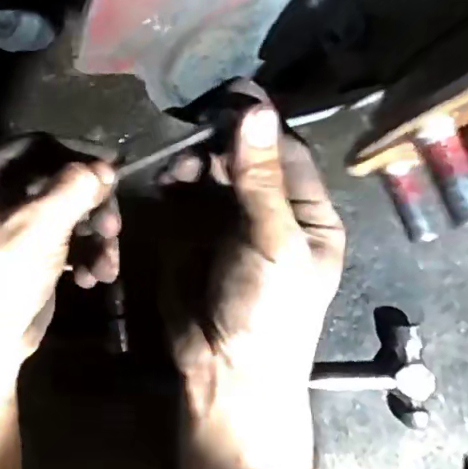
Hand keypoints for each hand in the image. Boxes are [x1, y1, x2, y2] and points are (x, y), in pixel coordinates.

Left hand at [0, 140, 115, 468]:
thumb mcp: (39, 225)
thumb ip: (75, 187)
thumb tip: (106, 166)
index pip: (39, 146)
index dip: (80, 158)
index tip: (117, 176)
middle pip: (56, 181)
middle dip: (91, 207)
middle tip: (114, 229)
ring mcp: (4, 227)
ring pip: (64, 214)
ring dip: (93, 237)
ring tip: (107, 267)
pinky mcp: (21, 257)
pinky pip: (60, 242)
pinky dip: (80, 256)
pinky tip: (90, 279)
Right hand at [159, 84, 344, 468]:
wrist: (225, 371)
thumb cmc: (268, 311)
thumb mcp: (274, 243)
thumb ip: (260, 179)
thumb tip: (256, 111)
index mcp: (306, 212)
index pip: (283, 152)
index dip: (257, 124)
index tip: (226, 96)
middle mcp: (266, 211)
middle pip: (242, 159)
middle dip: (216, 143)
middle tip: (189, 134)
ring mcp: (224, 225)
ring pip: (207, 176)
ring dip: (190, 163)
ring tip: (175, 168)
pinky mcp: (188, 238)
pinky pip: (179, 200)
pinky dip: (169, 186)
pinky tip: (161, 182)